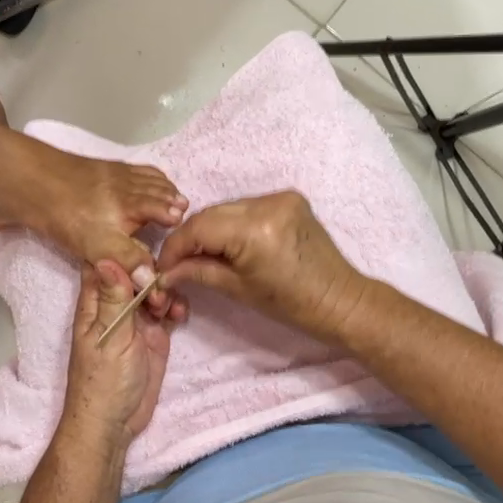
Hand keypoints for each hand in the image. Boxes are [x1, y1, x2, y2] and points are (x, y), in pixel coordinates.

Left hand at [61, 261, 172, 447]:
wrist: (114, 422)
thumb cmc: (103, 381)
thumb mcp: (109, 337)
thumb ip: (114, 299)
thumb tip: (106, 256)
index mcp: (95, 303)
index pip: (103, 261)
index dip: (122, 249)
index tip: (145, 247)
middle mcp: (115, 306)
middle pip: (135, 272)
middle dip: (152, 273)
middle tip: (160, 292)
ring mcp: (136, 320)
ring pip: (154, 289)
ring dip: (166, 291)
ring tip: (169, 309)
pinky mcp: (154, 335)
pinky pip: (168, 311)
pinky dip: (176, 308)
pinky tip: (180, 316)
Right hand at [154, 191, 369, 343]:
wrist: (340, 299)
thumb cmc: (291, 304)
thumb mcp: (238, 289)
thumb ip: (198, 273)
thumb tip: (165, 273)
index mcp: (254, 229)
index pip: (198, 228)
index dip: (175, 247)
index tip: (162, 267)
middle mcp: (267, 204)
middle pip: (211, 214)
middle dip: (190, 238)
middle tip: (176, 263)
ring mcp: (280, 197)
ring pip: (227, 209)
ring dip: (210, 229)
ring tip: (201, 255)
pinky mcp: (289, 198)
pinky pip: (247, 207)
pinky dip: (232, 224)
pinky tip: (229, 244)